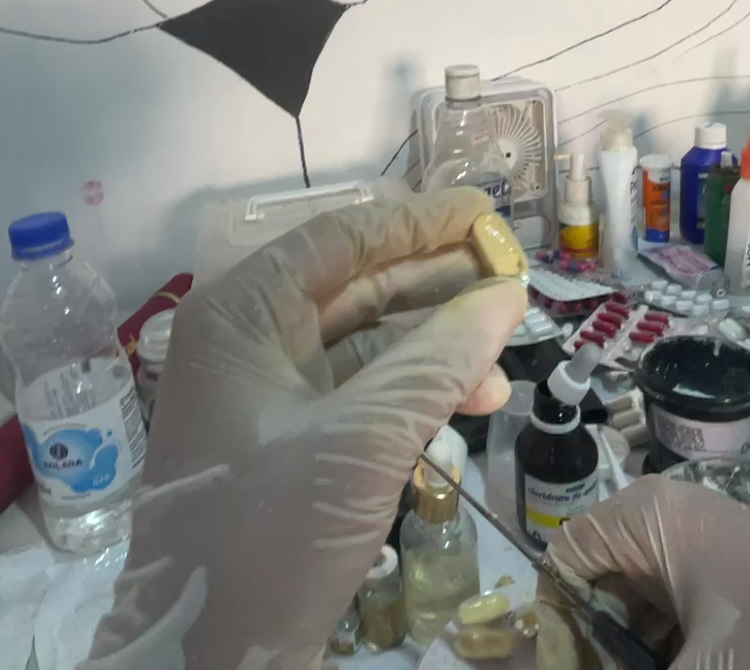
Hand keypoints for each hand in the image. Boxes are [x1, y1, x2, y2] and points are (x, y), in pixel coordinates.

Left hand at [83, 188, 526, 667]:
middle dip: (435, 278)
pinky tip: (479, 394)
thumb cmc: (266, 540)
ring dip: (438, 339)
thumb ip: (439, 360)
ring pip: (368, 339)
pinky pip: (365, 389)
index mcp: (241, 313)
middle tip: (507, 265)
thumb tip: (507, 294)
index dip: (417, 222)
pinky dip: (419, 388)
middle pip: (357, 284)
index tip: (483, 210)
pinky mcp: (293, 435)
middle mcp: (251, 336)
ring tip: (507, 335)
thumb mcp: (362, 440)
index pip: (340, 240)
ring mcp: (270, 388)